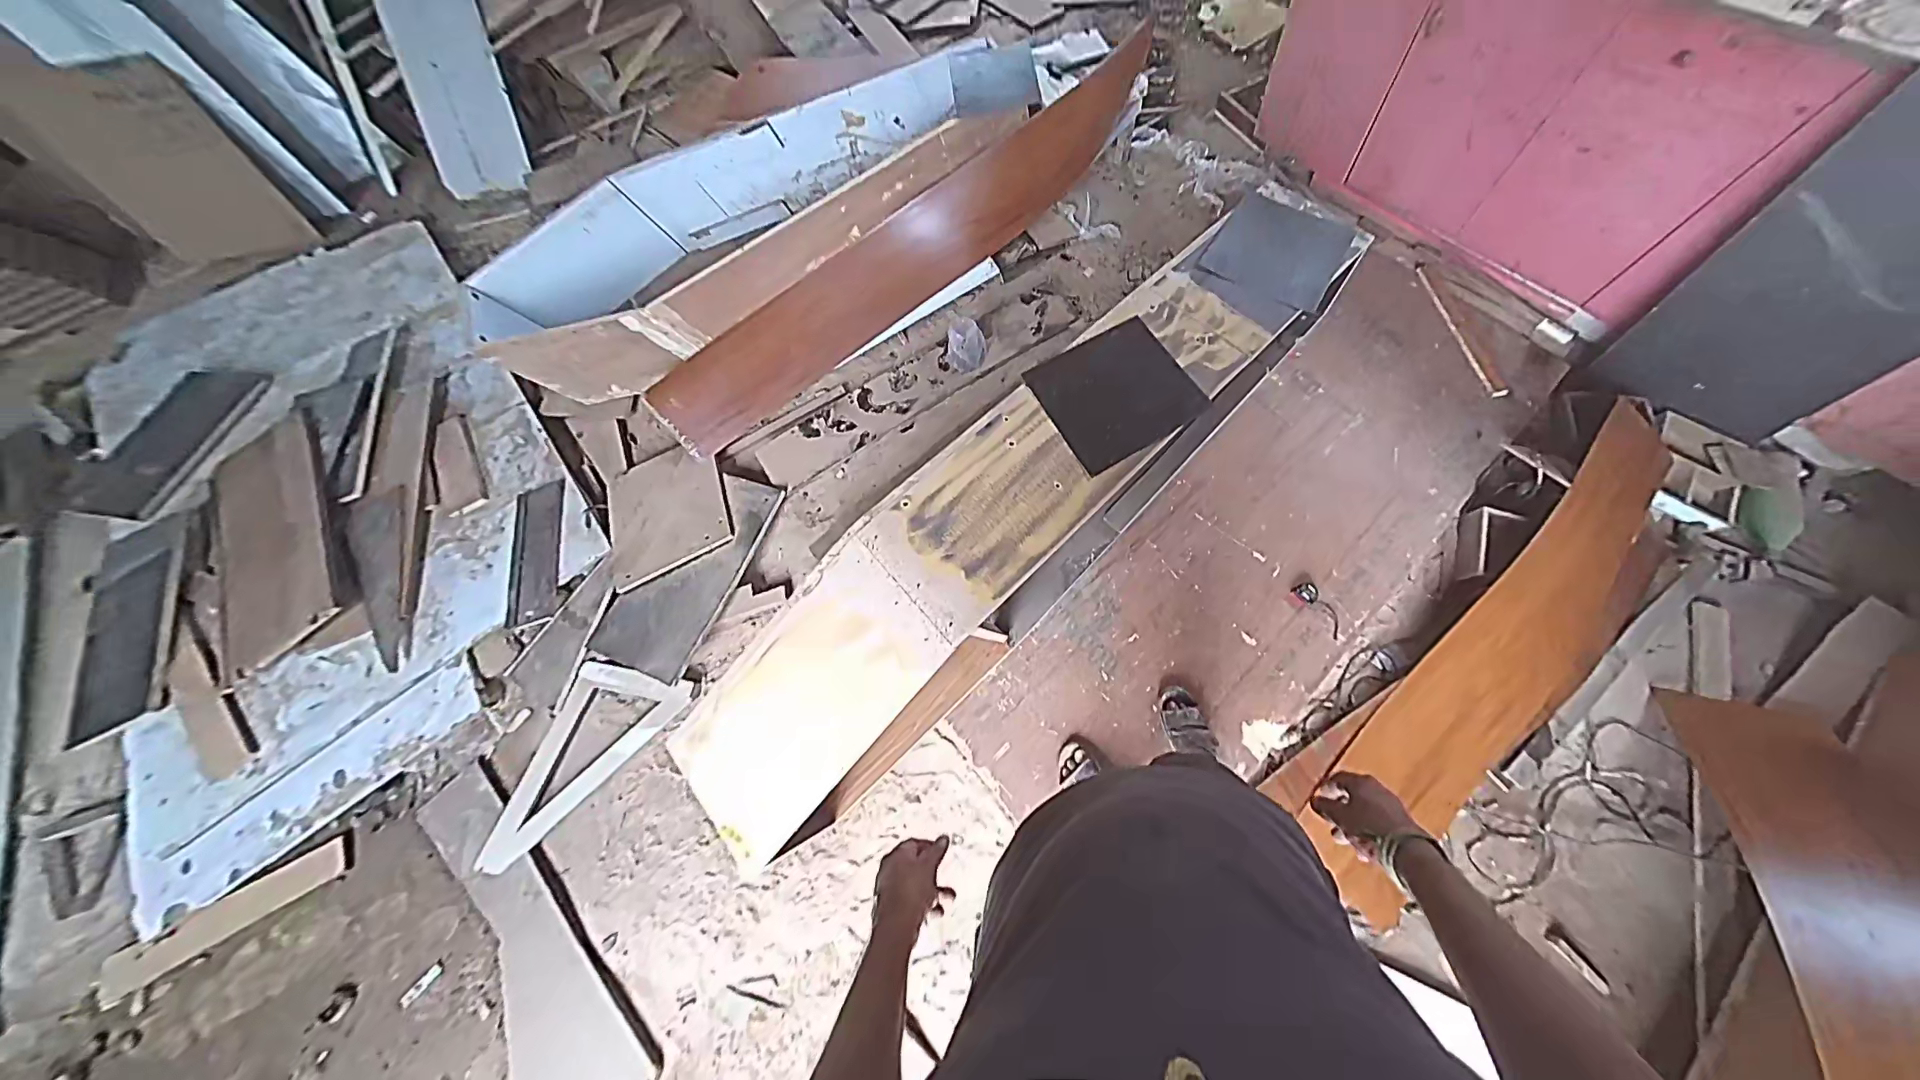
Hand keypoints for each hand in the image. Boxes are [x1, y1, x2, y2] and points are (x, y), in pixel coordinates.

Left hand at [873, 836, 954, 930]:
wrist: (898, 925)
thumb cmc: (911, 892)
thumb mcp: (929, 866)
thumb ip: (936, 851)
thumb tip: (943, 839)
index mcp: (897, 855)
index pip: (915, 844)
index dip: (930, 847)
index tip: (941, 852)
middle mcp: (890, 869)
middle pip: (915, 865)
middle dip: (932, 873)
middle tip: (942, 876)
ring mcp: (889, 889)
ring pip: (915, 885)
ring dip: (931, 891)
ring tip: (945, 899)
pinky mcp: (892, 906)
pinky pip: (911, 900)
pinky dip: (923, 904)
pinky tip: (934, 911)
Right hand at [1310, 771, 1423, 862]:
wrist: (1407, 851)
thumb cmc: (1368, 828)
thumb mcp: (1339, 817)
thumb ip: (1324, 807)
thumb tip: (1316, 801)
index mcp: (1361, 782)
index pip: (1337, 778)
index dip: (1325, 789)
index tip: (1317, 799)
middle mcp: (1377, 789)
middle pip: (1351, 796)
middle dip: (1339, 811)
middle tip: (1330, 822)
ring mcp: (1391, 805)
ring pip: (1364, 811)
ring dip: (1351, 824)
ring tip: (1344, 839)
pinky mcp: (1401, 822)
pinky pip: (1377, 823)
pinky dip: (1367, 832)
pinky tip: (1362, 847)